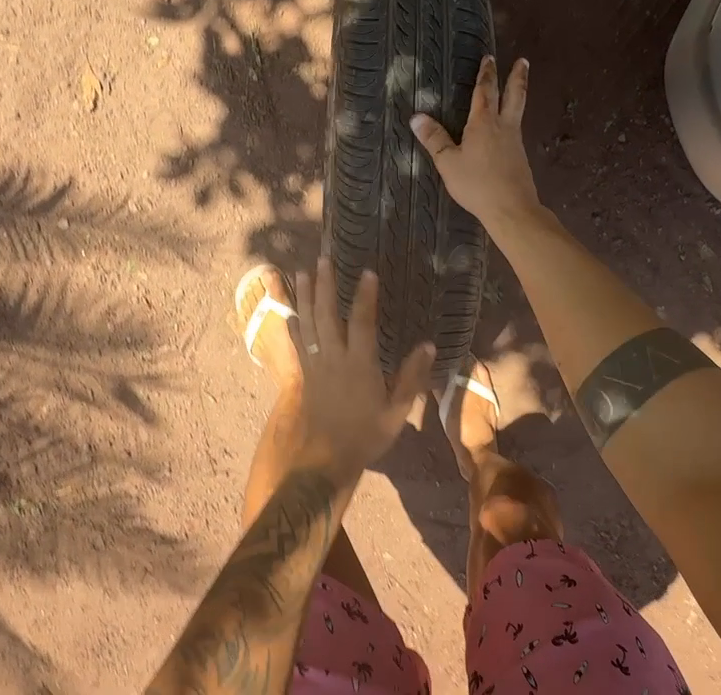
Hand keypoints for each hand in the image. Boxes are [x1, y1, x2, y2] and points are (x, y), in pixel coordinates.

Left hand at [288, 258, 433, 481]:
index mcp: (359, 366)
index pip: (362, 323)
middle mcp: (333, 359)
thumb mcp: (396, 412)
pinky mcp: (303, 374)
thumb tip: (428, 345)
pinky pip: (296, 342)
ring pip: (308, 323)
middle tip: (324, 258)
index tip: (367, 271)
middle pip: (327, 314)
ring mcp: (314, 365)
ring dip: (306, 296)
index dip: (365, 296)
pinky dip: (294, 322)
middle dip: (326, 285)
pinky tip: (292, 310)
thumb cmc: (365, 437)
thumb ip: (411, 378)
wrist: (323, 461)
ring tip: (304, 271)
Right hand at [410, 56, 541, 231]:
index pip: (484, 92)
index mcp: (483, 123)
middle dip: (516, 76)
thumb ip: (434, 139)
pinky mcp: (520, 157)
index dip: (485, 74)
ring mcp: (515, 142)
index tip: (489, 58)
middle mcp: (502, 127)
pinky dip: (514, 118)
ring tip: (520, 84)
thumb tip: (416, 117)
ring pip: (518, 110)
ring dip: (519, 93)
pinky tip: (510, 127)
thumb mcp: (448, 163)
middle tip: (523, 60)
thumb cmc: (477, 184)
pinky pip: (516, 129)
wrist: (512, 209)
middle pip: (513, 95)